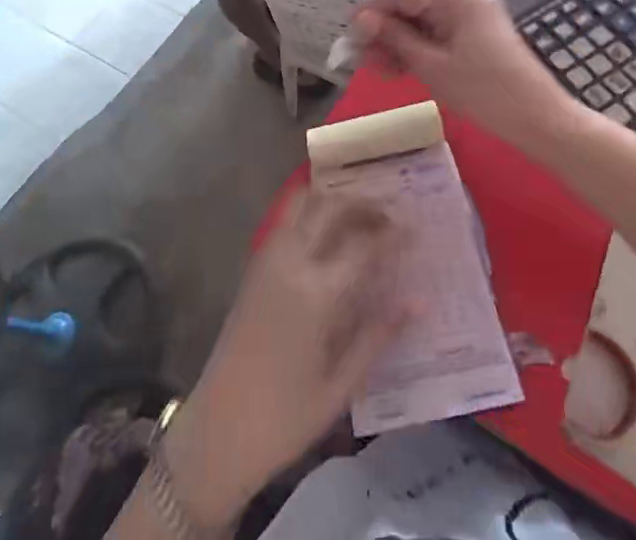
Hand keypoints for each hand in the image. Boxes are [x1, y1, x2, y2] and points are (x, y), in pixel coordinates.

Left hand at [160, 190, 409, 526]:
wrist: (216, 433)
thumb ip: (378, 335)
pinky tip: (328, 236)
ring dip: (332, 202)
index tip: (415, 228)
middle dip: (362, 204)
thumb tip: (419, 302)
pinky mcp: (252, 271)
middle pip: (330, 208)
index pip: (364, 245)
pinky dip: (309, 214)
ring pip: (300, 204)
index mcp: (317, 294)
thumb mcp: (342, 384)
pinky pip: (284, 223)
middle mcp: (290, 265)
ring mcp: (266, 263)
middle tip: (389, 216)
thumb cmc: (285, 417)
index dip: (393, 233)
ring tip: (360, 220)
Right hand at [353, 0, 582, 149]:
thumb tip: (362, 20)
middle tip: (363, 61)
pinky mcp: (481, 33)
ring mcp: (476, 15)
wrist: (537, 117)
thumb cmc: (482, 91)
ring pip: (426, 23)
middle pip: (413, 8)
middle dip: (386, 33)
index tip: (349, 38)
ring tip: (381, 71)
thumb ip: (394, 39)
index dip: (372, 15)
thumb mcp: (431, 65)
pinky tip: (403, 69)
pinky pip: (442, 35)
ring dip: (401, 44)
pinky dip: (422, 50)